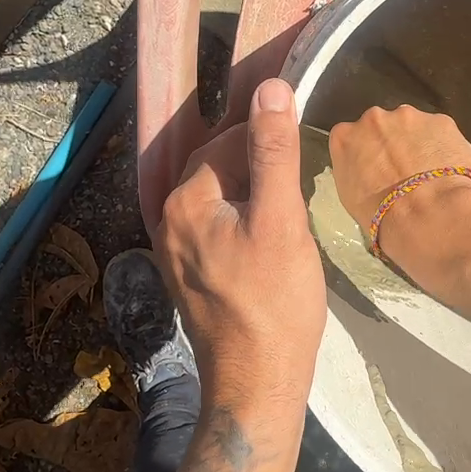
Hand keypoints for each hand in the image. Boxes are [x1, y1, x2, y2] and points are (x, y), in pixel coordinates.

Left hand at [152, 78, 325, 410]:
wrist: (256, 383)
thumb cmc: (275, 301)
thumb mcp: (281, 219)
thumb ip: (273, 151)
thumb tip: (271, 88)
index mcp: (184, 199)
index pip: (229, 142)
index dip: (268, 144)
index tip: (301, 159)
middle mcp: (169, 218)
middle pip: (220, 166)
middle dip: (259, 168)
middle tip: (297, 193)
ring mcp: (176, 248)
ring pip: (221, 196)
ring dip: (253, 194)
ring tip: (288, 216)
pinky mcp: (190, 272)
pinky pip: (217, 225)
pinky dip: (244, 220)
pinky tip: (269, 241)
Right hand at [327, 105, 470, 235]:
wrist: (427, 216)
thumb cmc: (382, 216)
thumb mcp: (349, 195)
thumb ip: (354, 169)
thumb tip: (366, 170)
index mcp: (344, 136)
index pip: (350, 137)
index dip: (365, 153)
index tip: (374, 168)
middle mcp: (373, 118)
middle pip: (381, 126)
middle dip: (391, 143)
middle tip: (403, 171)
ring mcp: (408, 116)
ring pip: (412, 126)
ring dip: (417, 143)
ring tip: (428, 174)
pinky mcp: (440, 120)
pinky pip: (440, 132)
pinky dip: (443, 147)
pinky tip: (447, 171)